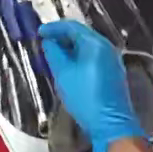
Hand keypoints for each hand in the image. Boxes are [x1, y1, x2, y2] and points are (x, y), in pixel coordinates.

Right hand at [39, 20, 145, 151]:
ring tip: (53, 54)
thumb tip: (49, 41)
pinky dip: (79, 57)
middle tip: (45, 43)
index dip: (54, 28)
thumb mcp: (63, 74)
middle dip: (62, 37)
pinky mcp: (113, 72)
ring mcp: (112, 60)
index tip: (39, 33)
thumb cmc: (85, 97)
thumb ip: (54, 53)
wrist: (111, 124)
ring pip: (88, 46)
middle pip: (82, 35)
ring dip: (70, 48)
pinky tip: (68, 66)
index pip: (73, 27)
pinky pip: (93, 57)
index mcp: (96, 44)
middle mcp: (107, 48)